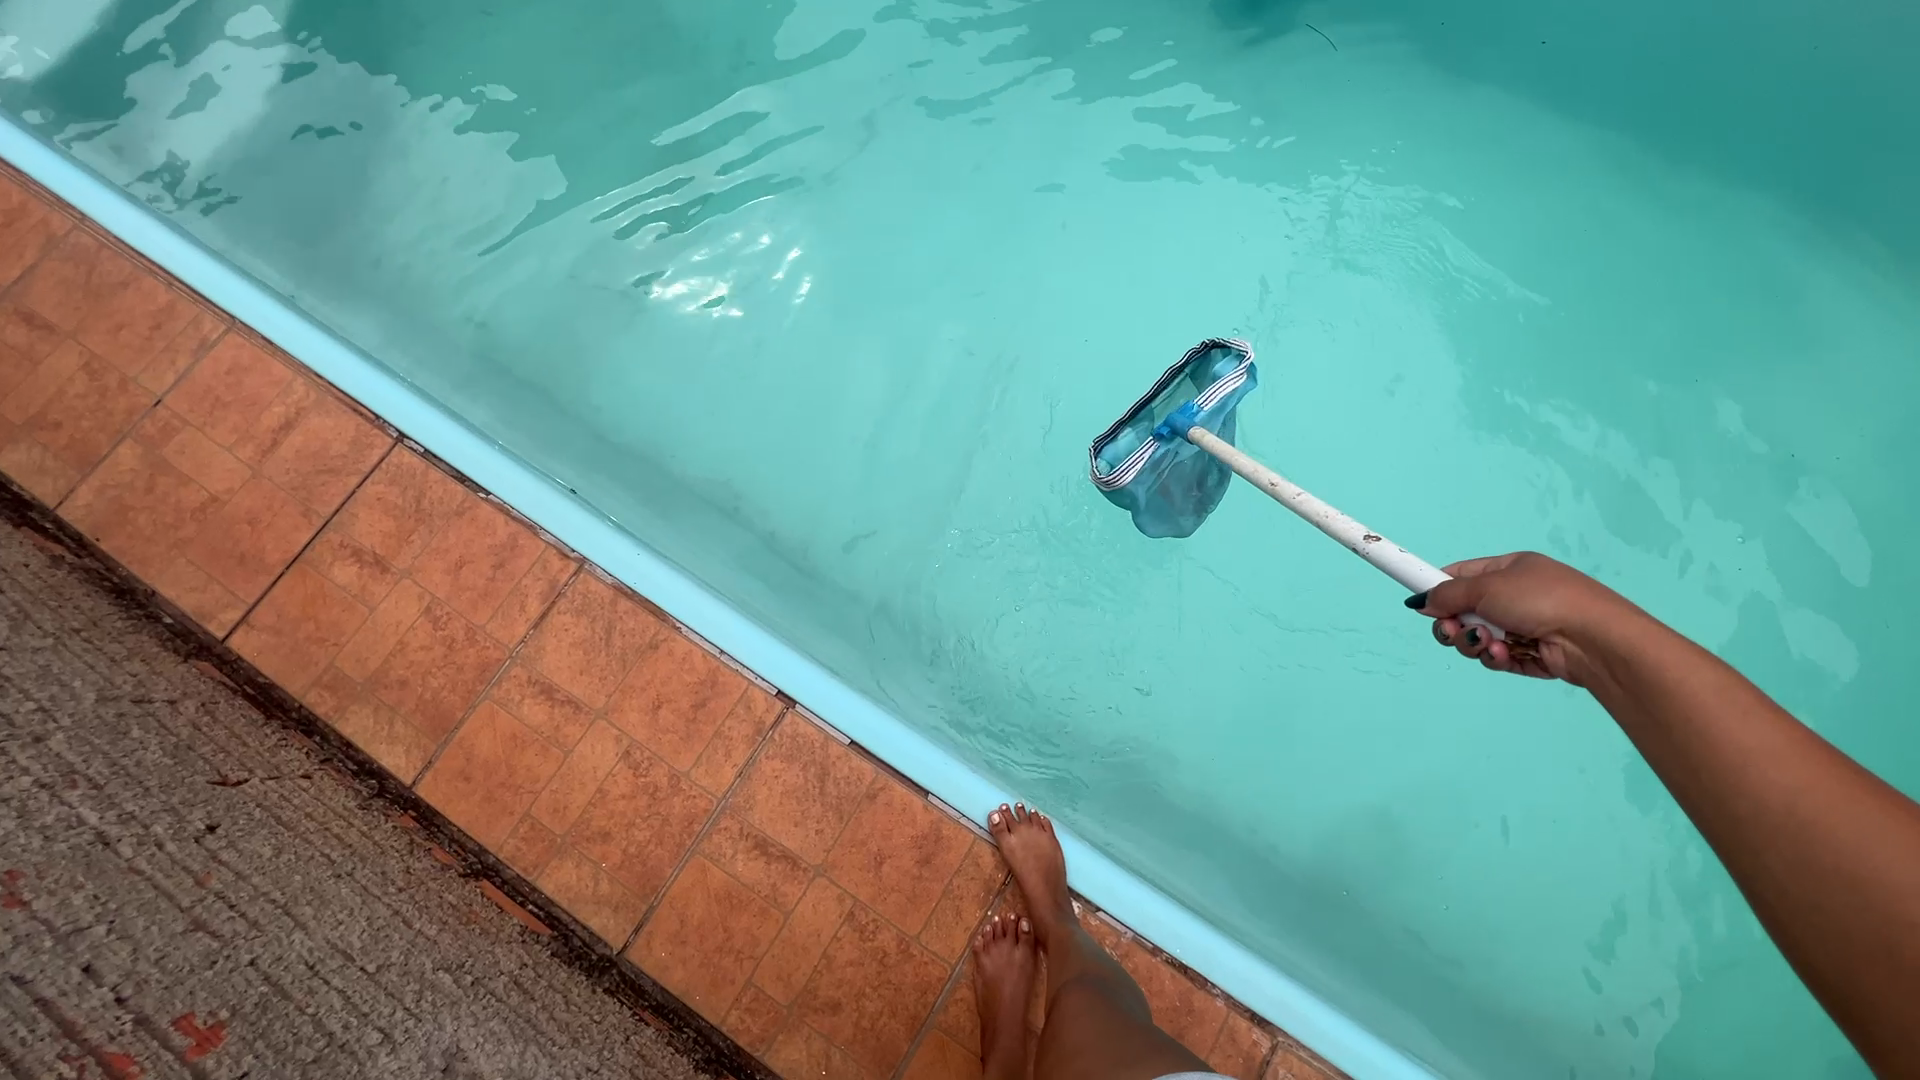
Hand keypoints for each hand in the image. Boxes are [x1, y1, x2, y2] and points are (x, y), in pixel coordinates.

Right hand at [1405, 552, 1647, 684]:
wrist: (1595, 639)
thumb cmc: (1542, 599)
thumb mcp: (1486, 587)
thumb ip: (1446, 594)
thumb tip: (1422, 602)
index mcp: (1509, 570)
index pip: (1461, 575)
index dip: (1438, 587)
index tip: (1418, 601)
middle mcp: (1516, 597)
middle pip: (1462, 612)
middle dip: (1452, 624)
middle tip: (1451, 629)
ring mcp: (1524, 627)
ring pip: (1476, 638)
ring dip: (1474, 642)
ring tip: (1490, 644)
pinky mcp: (1531, 655)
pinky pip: (1496, 657)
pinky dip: (1496, 657)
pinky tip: (1506, 655)